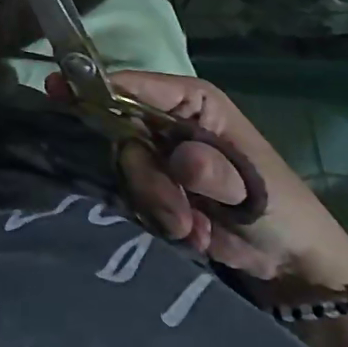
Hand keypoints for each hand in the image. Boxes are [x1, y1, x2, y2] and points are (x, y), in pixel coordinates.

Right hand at [47, 70, 347, 287]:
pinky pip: (131, 194)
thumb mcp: (256, 191)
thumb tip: (182, 158)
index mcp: (194, 103)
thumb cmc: (282, 209)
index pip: (135, 86)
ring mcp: (157, 154)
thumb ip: (217, 172)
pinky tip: (190, 234)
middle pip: (122, 134)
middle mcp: (168, 122)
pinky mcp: (151, 185)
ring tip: (193, 230)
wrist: (288, 261)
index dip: (97, 86)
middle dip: (146, 179)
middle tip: (178, 216)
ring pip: (125, 168)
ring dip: (155, 204)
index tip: (59, 88)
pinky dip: (156, 218)